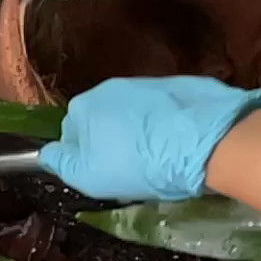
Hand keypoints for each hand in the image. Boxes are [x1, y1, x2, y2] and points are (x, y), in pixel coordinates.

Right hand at [39, 76, 260, 201]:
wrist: (213, 142)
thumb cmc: (141, 163)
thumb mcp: (90, 177)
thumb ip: (61, 164)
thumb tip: (47, 153)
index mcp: (84, 106)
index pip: (71, 132)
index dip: (85, 156)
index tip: (104, 173)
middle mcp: (112, 87)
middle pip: (104, 120)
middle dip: (114, 141)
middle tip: (133, 170)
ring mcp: (151, 83)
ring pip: (137, 114)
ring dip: (143, 133)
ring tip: (164, 159)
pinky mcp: (186, 86)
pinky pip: (169, 110)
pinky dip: (172, 125)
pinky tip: (186, 146)